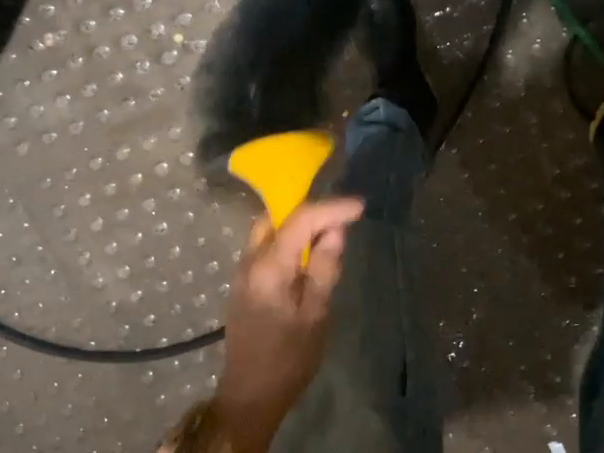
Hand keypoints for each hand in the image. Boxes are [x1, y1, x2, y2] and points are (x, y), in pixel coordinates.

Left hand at [210, 197, 363, 452]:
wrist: (250, 396)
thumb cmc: (288, 359)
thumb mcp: (315, 315)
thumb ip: (325, 269)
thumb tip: (335, 231)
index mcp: (268, 268)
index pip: (301, 219)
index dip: (332, 208)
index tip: (360, 207)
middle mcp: (250, 261)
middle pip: (278, 216)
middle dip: (311, 209)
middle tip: (342, 216)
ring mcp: (243, 271)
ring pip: (270, 228)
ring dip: (298, 222)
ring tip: (329, 230)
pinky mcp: (244, 282)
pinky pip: (267, 244)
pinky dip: (289, 237)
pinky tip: (308, 251)